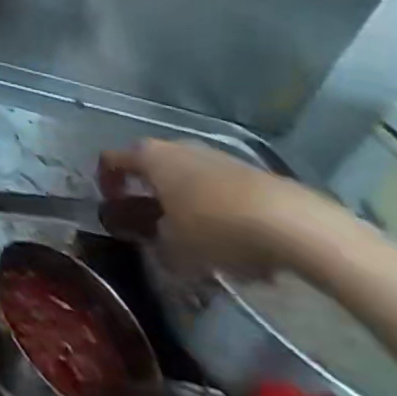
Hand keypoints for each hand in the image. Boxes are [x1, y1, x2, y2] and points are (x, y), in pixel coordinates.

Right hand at [98, 139, 333, 278]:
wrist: (291, 222)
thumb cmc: (215, 228)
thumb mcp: (175, 248)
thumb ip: (156, 243)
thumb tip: (157, 243)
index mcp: (148, 156)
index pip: (111, 159)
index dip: (105, 182)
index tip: (113, 208)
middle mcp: (175, 146)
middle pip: (151, 165)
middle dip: (149, 193)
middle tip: (154, 223)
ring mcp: (213, 154)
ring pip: (187, 176)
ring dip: (184, 201)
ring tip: (197, 237)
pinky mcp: (247, 170)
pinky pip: (218, 187)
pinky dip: (215, 207)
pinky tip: (233, 239)